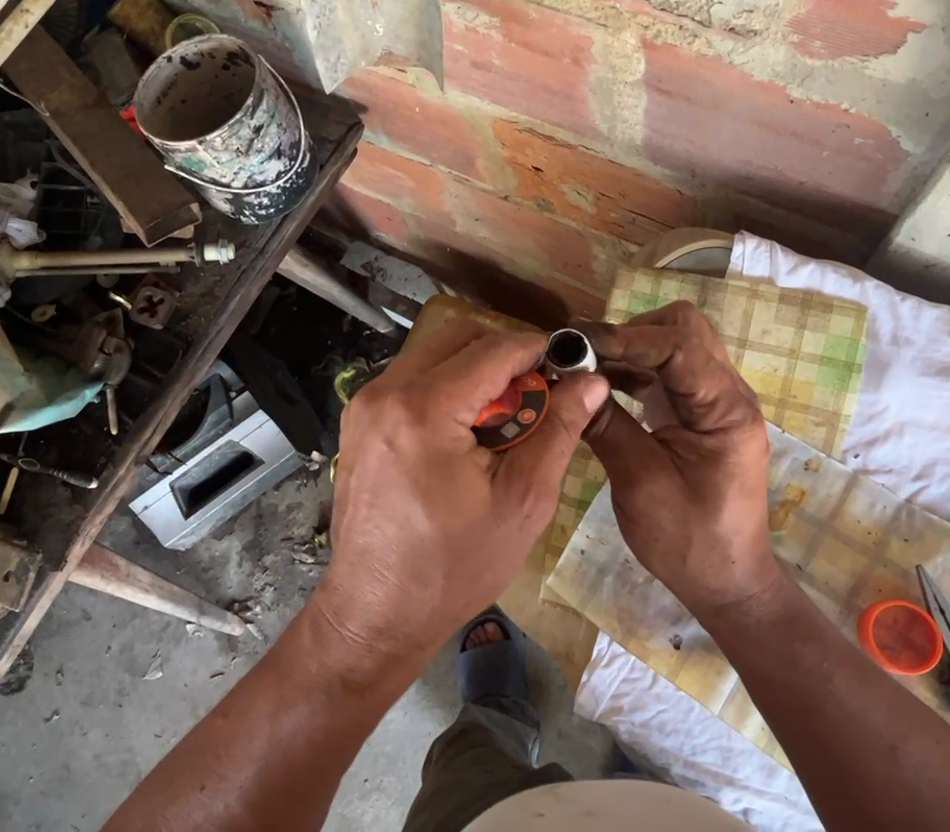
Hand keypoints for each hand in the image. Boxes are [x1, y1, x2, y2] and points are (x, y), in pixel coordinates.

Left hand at [313, 315, 609, 667]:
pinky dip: (444, 387)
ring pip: (431, 354)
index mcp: (424, 408)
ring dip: (474, 370)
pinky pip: (410, 379)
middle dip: (504, 355)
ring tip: (506, 415)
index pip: (493, 350)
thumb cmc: (454, 567)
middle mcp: (385, 392)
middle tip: (539, 393)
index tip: (570, 365)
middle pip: (458, 338)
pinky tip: (468, 429)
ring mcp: (364, 405)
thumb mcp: (522, 501)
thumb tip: (592, 382)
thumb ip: (558, 431)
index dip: (539, 350)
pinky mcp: (358, 421)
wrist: (377, 611)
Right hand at [582, 302, 779, 615]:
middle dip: (630, 332)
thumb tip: (570, 383)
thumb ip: (608, 427)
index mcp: (726, 410)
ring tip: (582, 368)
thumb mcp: (641, 484)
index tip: (578, 343)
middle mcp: (726, 394)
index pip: (680, 346)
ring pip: (674, 344)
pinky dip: (631, 370)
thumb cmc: (689, 540)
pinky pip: (665, 372)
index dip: (626, 336)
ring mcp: (713, 402)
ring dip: (628, 349)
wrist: (725, 582)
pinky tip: (598, 386)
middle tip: (583, 356)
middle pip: (683, 329)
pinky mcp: (697, 414)